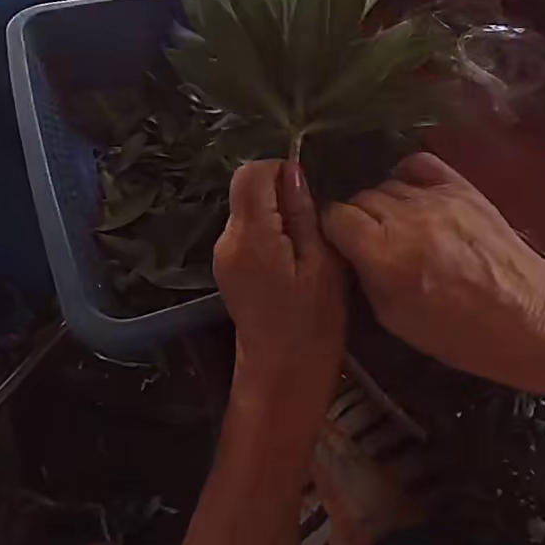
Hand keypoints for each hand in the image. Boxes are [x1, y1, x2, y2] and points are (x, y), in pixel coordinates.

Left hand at [213, 159, 347, 419]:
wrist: (281, 374)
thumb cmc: (313, 324)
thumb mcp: (322, 265)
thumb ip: (303, 214)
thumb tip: (292, 172)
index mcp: (251, 236)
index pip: (250, 174)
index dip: (278, 170)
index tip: (306, 189)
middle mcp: (227, 239)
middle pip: (243, 189)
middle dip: (277, 192)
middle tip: (312, 218)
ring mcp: (222, 254)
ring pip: (244, 209)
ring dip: (272, 212)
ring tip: (304, 241)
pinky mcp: (226, 267)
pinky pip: (245, 231)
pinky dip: (266, 230)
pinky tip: (289, 256)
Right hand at [321, 153, 544, 382]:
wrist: (531, 319)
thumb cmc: (458, 332)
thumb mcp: (392, 317)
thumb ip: (362, 274)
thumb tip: (347, 249)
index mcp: (381, 252)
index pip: (334, 216)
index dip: (334, 231)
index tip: (342, 246)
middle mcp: (402, 216)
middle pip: (359, 198)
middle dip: (359, 219)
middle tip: (374, 244)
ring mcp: (434, 198)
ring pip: (386, 185)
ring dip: (385, 205)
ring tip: (401, 227)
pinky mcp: (461, 187)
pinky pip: (418, 164)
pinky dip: (407, 176)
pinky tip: (412, 196)